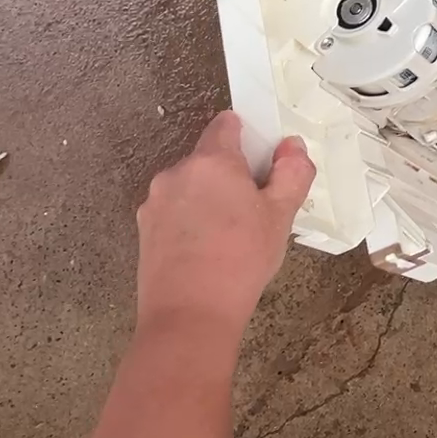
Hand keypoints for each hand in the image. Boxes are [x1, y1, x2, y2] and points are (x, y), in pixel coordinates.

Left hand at [135, 112, 314, 346]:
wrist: (190, 313)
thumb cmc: (243, 257)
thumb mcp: (282, 214)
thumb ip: (292, 172)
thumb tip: (291, 146)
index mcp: (212, 162)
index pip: (226, 125)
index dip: (249, 134)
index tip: (266, 158)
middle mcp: (177, 173)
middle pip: (210, 158)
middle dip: (234, 173)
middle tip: (259, 205)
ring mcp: (155, 201)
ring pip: (193, 186)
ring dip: (213, 197)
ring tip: (235, 231)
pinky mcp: (144, 229)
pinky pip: (177, 210)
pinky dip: (195, 218)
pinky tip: (212, 247)